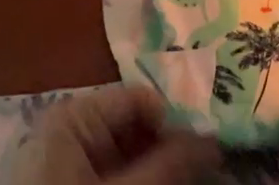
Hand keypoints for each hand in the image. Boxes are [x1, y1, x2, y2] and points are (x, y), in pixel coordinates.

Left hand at [3, 86, 220, 184]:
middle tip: (208, 174)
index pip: (141, 101)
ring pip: (126, 157)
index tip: (209, 152)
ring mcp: (65, 162)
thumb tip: (213, 140)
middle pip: (135, 130)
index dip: (177, 124)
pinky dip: (136, 183)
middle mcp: (70, 129)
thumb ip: (168, 165)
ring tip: (191, 182)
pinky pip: (108, 176)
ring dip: (158, 173)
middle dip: (170, 152)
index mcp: (74, 115)